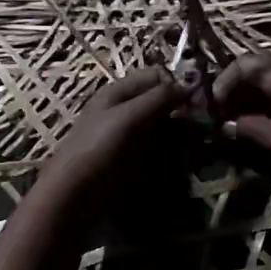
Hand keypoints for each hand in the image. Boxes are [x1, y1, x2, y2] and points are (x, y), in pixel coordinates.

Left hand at [35, 68, 185, 208]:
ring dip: (176, 132)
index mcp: (119, 91)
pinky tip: (175, 159)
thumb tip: (189, 86)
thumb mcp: (128, 117)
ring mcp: (126, 133)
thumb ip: (158, 98)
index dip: (176, 85)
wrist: (73, 194)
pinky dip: (167, 149)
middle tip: (197, 127)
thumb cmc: (98, 150)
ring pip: (160, 123)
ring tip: (188, 145)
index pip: (157, 75)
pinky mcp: (129, 157)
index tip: (194, 104)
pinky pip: (155, 145)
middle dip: (179, 110)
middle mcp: (123, 108)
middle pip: (160, 99)